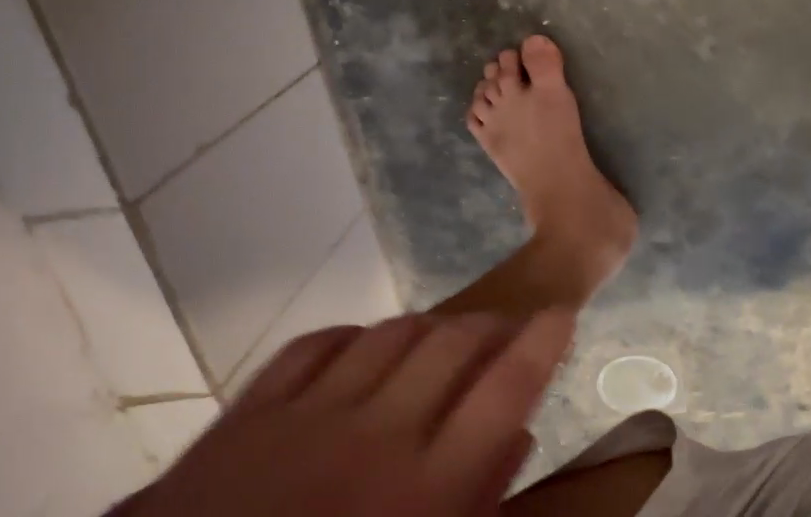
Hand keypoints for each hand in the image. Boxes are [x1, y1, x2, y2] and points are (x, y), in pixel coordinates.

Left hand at [112, 311, 574, 516]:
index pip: (508, 386)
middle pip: (456, 342)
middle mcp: (379, 437)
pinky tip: (364, 348)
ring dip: (430, 328)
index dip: (544, 340)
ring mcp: (309, 418)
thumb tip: (515, 439)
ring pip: (394, 333)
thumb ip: (477, 501)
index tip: (562, 313)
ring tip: (440, 341)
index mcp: (427, 488)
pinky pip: (317, 344)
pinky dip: (353, 336)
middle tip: (506, 329)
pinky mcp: (248, 416)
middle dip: (493, 324)